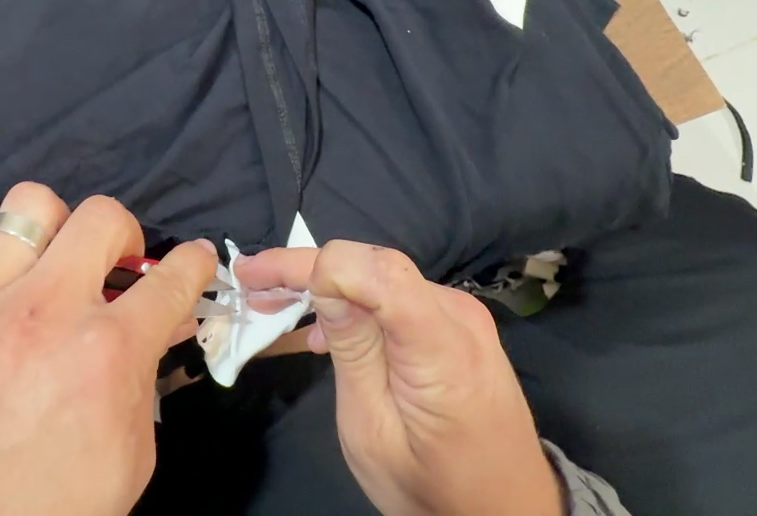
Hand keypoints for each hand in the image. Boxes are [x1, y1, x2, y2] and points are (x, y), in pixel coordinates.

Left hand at [0, 182, 217, 515]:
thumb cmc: (55, 503)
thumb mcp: (129, 452)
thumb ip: (148, 375)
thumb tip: (164, 321)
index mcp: (105, 353)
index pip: (169, 280)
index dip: (193, 263)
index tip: (196, 257)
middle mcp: (48, 309)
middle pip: (102, 217)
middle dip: (127, 235)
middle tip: (119, 269)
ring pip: (31, 204)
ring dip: (58, 230)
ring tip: (58, 266)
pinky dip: (5, 254)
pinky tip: (10, 287)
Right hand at [235, 242, 562, 515]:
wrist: (508, 512)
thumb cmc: (434, 487)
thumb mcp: (374, 433)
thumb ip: (353, 352)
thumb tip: (323, 282)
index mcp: (441, 349)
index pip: (380, 274)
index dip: (321, 268)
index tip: (266, 285)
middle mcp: (456, 313)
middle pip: (372, 264)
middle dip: (305, 265)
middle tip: (248, 279)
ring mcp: (459, 312)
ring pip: (378, 271)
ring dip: (322, 278)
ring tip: (268, 297)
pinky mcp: (454, 320)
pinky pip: (394, 291)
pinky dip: (351, 296)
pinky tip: (321, 325)